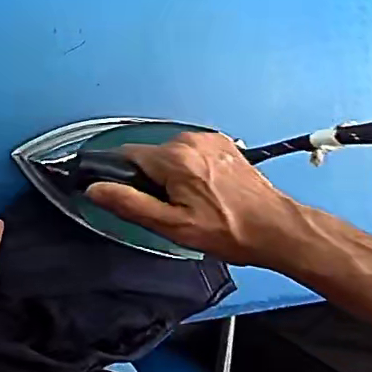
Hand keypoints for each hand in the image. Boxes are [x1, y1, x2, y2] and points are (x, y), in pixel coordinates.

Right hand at [84, 131, 299, 266]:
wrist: (276, 228)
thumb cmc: (229, 231)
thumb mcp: (173, 226)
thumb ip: (130, 204)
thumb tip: (96, 189)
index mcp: (173, 158)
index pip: (126, 155)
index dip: (123, 176)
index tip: (133, 195)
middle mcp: (188, 140)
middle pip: (150, 156)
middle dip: (152, 179)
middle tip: (172, 208)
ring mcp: (207, 139)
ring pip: (170, 154)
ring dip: (172, 174)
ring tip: (194, 202)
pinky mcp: (221, 143)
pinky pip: (190, 151)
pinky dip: (190, 167)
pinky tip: (207, 190)